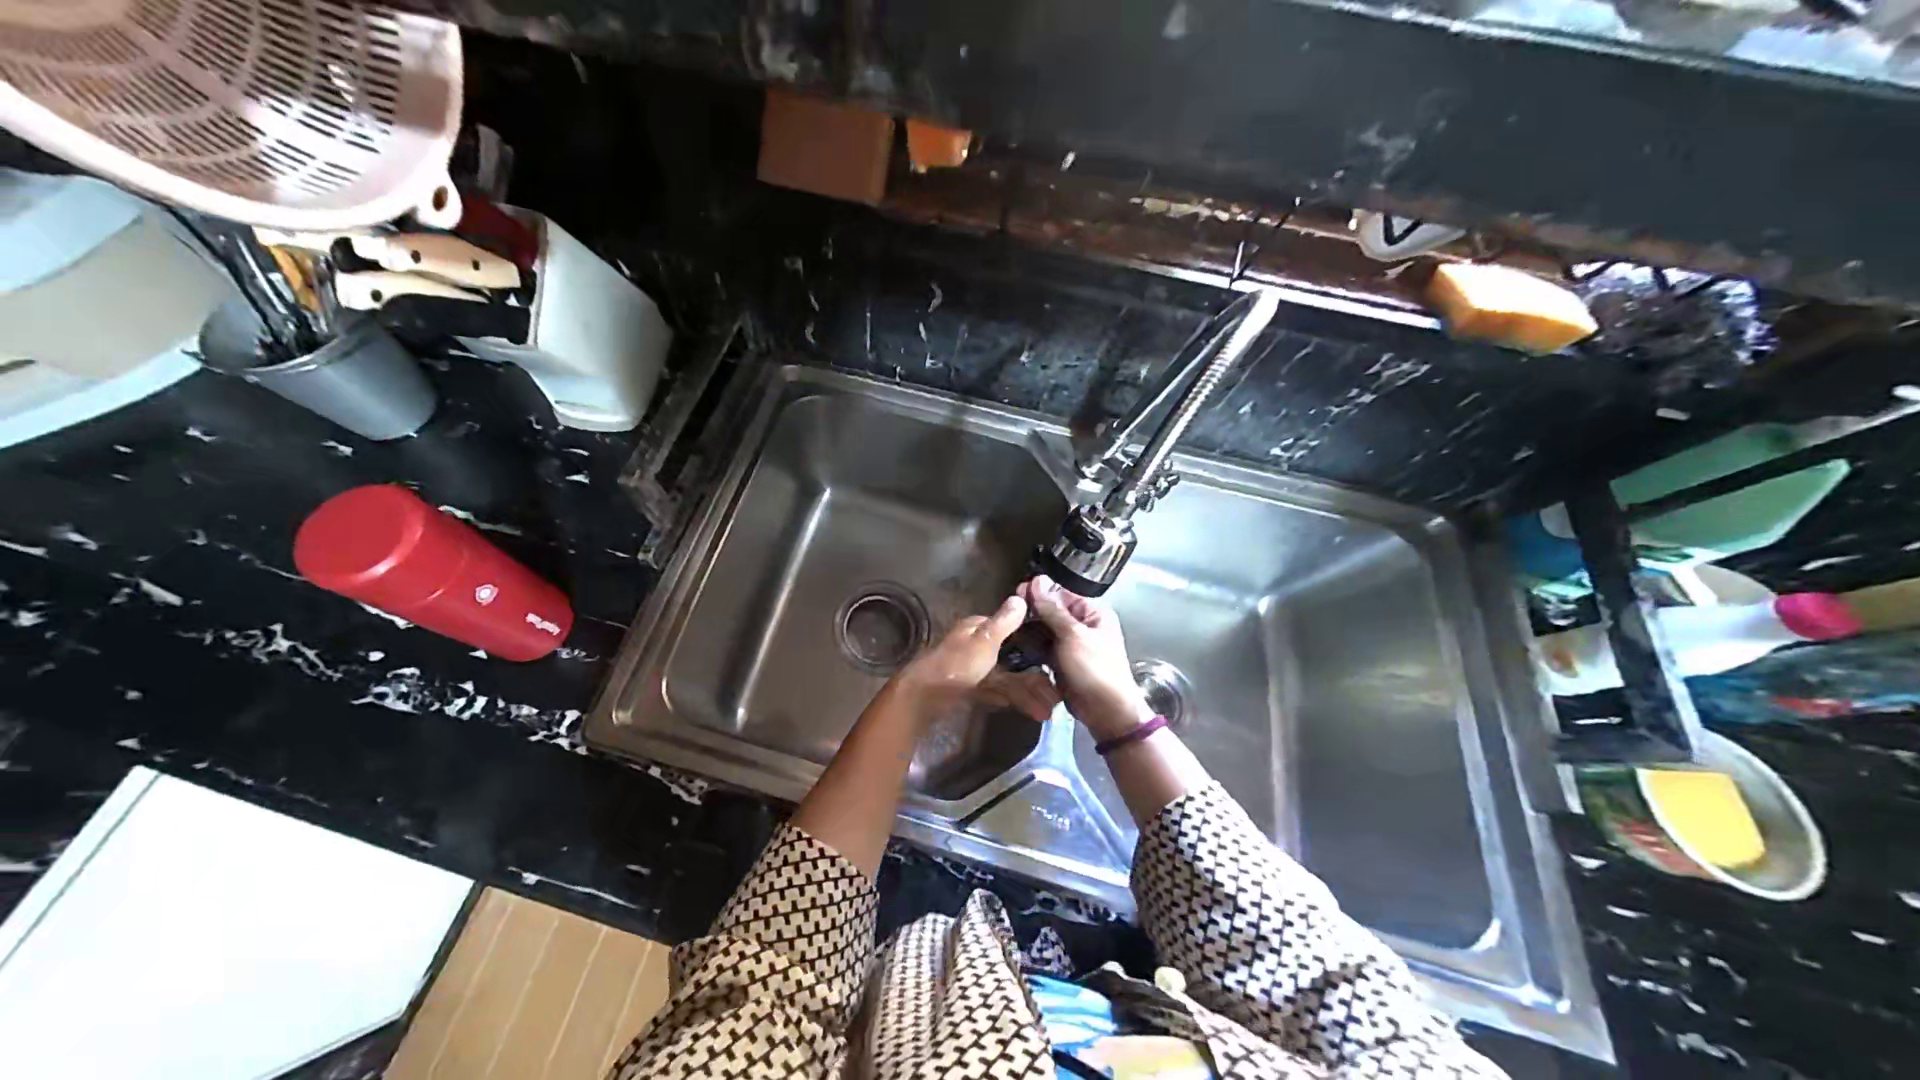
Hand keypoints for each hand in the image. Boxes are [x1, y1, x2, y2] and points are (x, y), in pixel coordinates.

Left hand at [894, 594, 1052, 720]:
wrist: (922, 699)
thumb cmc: (956, 666)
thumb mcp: (984, 641)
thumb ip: (1003, 623)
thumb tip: (1019, 597)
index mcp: (976, 629)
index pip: (1008, 628)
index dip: (1031, 641)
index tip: (1054, 657)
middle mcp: (973, 645)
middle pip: (1009, 659)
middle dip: (1033, 679)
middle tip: (1053, 698)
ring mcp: (969, 669)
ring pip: (1003, 679)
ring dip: (1024, 694)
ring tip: (1044, 711)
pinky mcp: (964, 690)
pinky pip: (991, 692)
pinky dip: (1006, 699)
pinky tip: (1025, 709)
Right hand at [1019, 575, 1152, 739]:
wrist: (1105, 711)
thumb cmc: (1094, 668)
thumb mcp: (1073, 635)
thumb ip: (1052, 609)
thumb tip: (1037, 581)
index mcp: (1094, 614)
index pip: (1064, 593)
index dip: (1041, 591)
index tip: (1018, 589)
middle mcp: (1084, 626)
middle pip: (1054, 611)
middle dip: (1033, 610)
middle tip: (1010, 609)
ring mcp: (1073, 645)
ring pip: (1047, 630)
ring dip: (1030, 628)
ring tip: (1008, 625)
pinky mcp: (1062, 662)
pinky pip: (1045, 648)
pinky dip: (1032, 645)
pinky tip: (1015, 642)